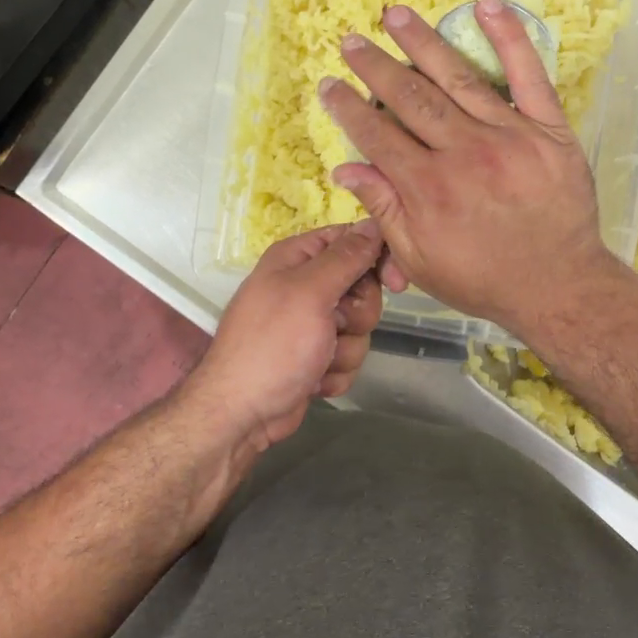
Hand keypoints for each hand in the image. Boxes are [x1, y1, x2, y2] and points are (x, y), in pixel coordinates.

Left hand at [182, 221, 385, 453]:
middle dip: (357, 314)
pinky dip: (334, 372)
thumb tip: (372, 225)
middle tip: (334, 325)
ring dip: (344, 350)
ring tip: (316, 360)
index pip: (351, 240)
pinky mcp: (315, 358)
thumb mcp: (310, 292)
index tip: (394, 282)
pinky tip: (312, 381)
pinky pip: (348, 357)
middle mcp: (303, 286)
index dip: (376, 258)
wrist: (244, 412)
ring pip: (359, 328)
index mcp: (296, 258)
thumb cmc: (272, 345)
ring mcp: (309, 325)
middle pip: (363, 288)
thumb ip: (345, 258)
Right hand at [320, 0, 618, 335]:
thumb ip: (383, 209)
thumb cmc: (482, 278)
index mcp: (426, 188)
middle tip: (352, 41)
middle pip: (409, 98)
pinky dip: (509, 38)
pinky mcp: (548, 128)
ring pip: (456, 78)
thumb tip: (346, 168)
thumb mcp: (419, 259)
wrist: (559, 286)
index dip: (348, 108)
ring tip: (396, 16)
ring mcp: (508, 135)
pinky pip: (528, 75)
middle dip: (375, 67)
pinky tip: (486, 6)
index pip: (376, 135)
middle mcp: (462, 153)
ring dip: (422, 42)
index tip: (330, 85)